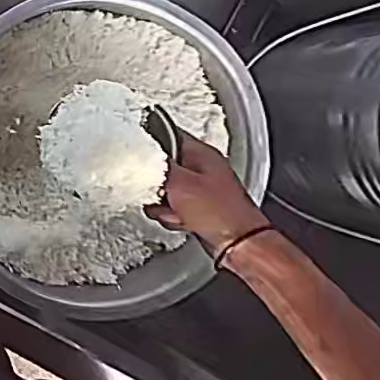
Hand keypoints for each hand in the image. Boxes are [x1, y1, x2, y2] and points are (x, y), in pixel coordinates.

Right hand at [146, 135, 270, 257]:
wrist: (237, 243)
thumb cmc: (220, 212)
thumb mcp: (179, 182)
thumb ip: (157, 167)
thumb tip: (141, 154)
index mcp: (201, 153)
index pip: (167, 136)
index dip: (150, 147)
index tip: (142, 159)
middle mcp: (201, 168)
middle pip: (160, 168)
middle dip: (156, 185)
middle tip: (163, 192)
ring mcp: (198, 188)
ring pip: (163, 190)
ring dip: (162, 204)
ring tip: (176, 210)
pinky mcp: (196, 207)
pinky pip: (170, 207)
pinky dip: (171, 215)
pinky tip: (181, 220)